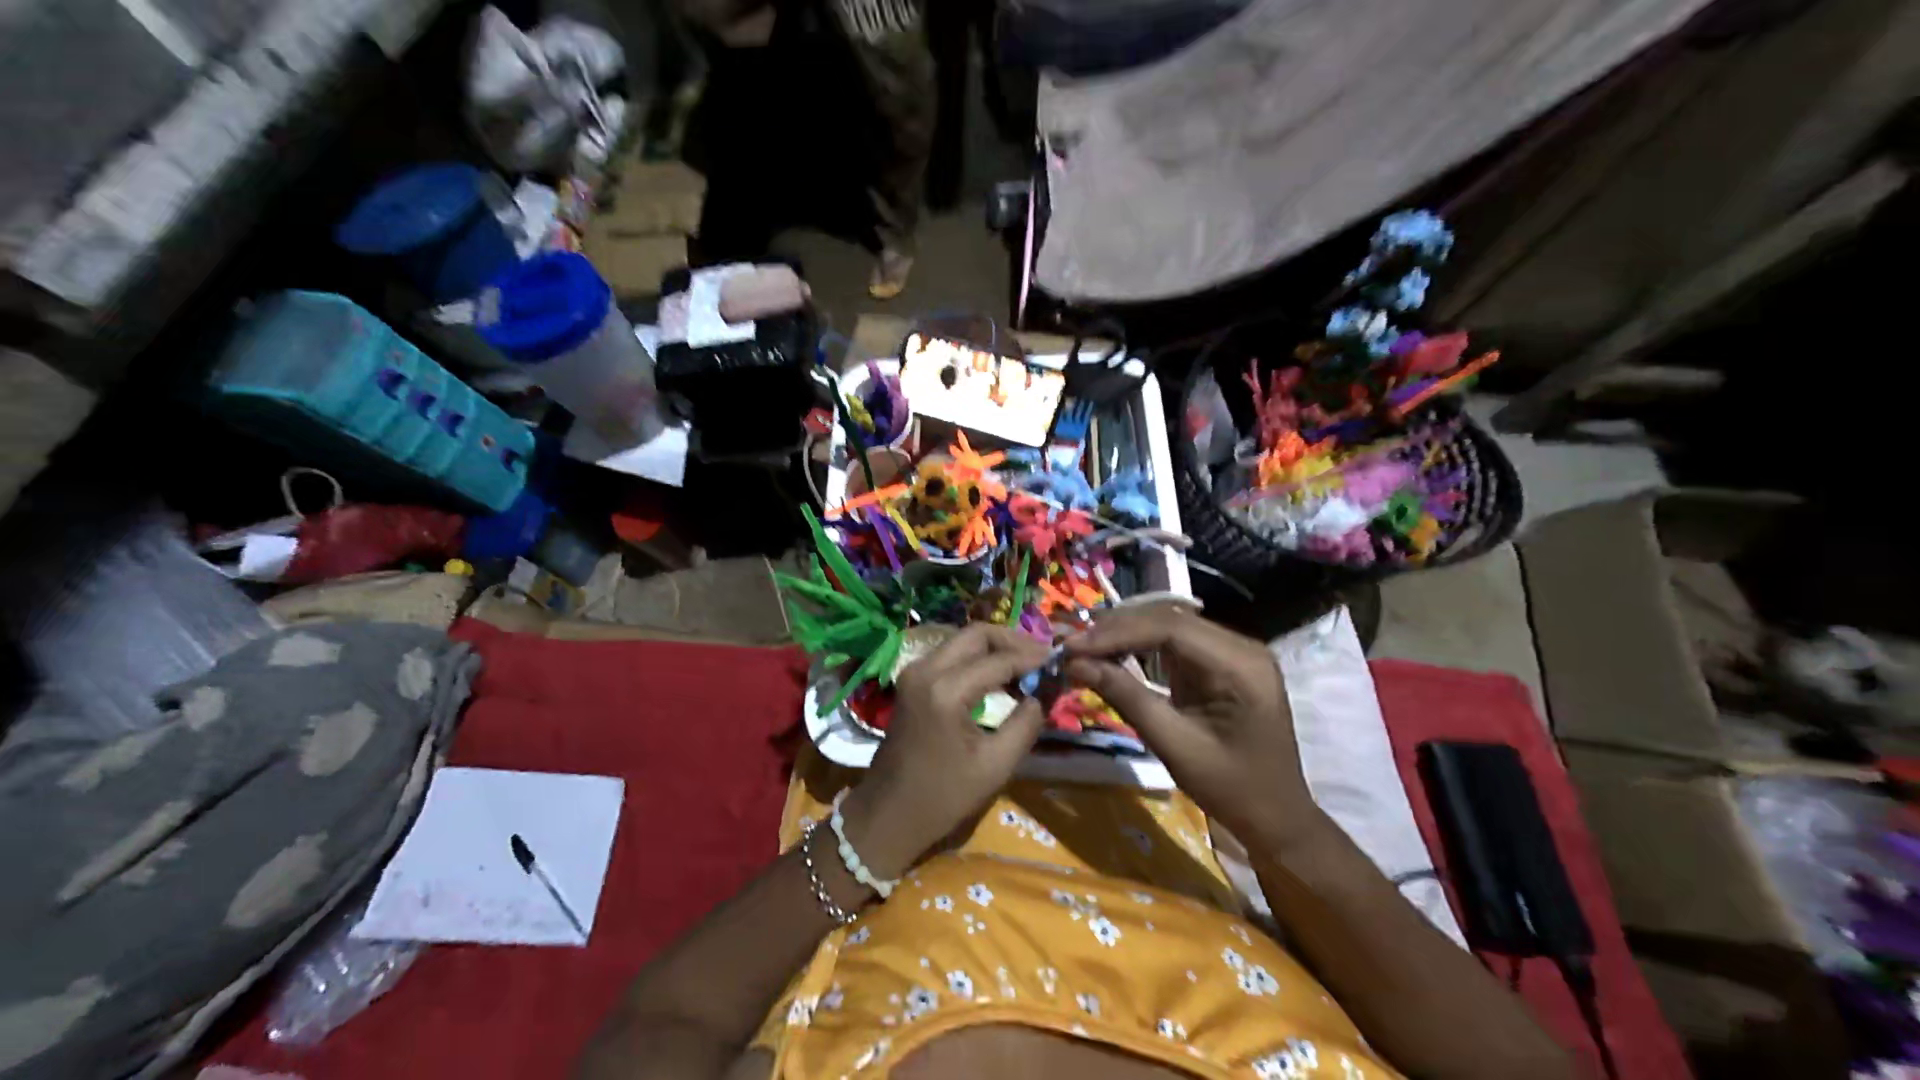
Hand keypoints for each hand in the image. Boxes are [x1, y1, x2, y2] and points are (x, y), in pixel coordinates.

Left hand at [842, 623, 1050, 879]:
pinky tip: (1000, 677)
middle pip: (977, 634)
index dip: (1033, 658)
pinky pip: (950, 654)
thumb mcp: (996, 765)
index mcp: (945, 690)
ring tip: (1027, 666)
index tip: (1060, 660)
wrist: (888, 813)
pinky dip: (977, 658)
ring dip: (995, 647)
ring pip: (962, 640)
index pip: (999, 659)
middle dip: (1013, 641)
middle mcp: (925, 669)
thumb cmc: (942, 796)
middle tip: (1043, 657)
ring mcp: (914, 672)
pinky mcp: (911, 680)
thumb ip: (1026, 723)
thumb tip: (1044, 692)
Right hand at [1065, 607, 1332, 853]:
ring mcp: (1232, 652)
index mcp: (1241, 664)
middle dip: (1114, 630)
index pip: (1170, 629)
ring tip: (1080, 647)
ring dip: (1122, 634)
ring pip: (1166, 626)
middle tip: (1068, 645)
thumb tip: (1075, 664)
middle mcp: (1241, 646)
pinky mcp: (1219, 662)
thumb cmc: (1231, 788)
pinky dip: (1137, 647)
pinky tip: (1108, 653)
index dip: (1117, 633)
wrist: (1276, 816)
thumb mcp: (1174, 745)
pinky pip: (1173, 643)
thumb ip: (1126, 697)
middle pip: (1167, 620)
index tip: (1073, 647)